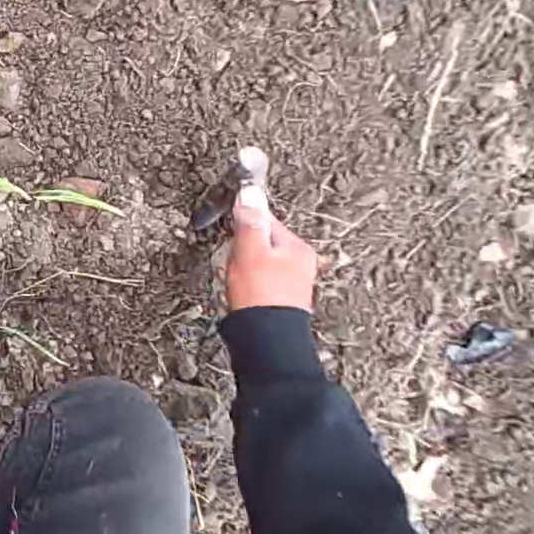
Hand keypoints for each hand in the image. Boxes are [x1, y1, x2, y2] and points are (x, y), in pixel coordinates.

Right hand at [227, 171, 319, 312]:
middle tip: (238, 262)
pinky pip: (257, 277)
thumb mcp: (250, 250)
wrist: (266, 341)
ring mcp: (291, 281)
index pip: (265, 219)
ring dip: (242, 265)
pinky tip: (242, 290)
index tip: (234, 236)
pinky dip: (246, 280)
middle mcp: (299, 262)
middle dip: (242, 249)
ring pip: (256, 259)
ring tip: (239, 280)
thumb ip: (250, 220)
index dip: (243, 226)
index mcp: (297, 248)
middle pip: (260, 239)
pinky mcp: (279, 296)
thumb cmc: (261, 296)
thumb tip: (251, 192)